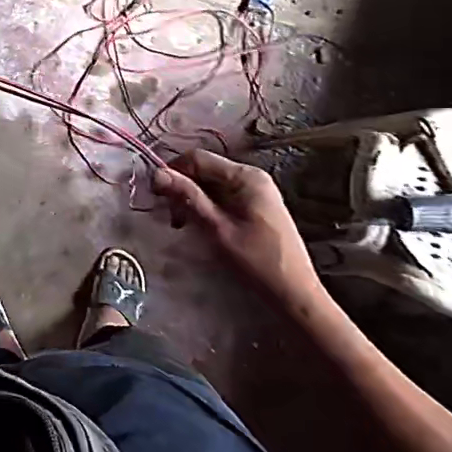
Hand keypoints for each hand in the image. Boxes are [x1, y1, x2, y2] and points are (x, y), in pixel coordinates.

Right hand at [152, 150, 324, 305]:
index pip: (197, 158)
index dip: (173, 172)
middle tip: (173, 219)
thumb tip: (157, 173)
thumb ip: (188, 198)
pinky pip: (222, 196)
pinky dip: (206, 207)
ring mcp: (255, 190)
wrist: (294, 292)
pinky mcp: (255, 205)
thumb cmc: (257, 262)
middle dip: (182, 189)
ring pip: (210, 184)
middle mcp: (251, 176)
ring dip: (192, 200)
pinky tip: (201, 226)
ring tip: (184, 226)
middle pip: (204, 169)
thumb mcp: (217, 229)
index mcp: (245, 176)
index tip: (156, 197)